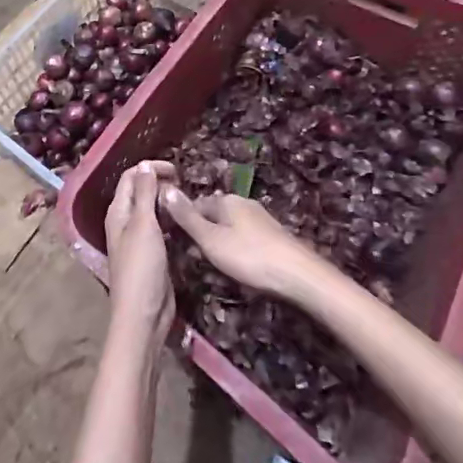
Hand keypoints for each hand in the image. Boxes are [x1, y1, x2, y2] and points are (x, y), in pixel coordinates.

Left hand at [105, 161, 174, 341]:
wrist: (144, 314)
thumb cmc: (141, 267)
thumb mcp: (143, 225)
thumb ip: (144, 194)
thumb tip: (145, 164)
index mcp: (118, 212)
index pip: (131, 177)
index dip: (151, 169)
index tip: (176, 170)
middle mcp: (125, 222)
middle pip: (141, 191)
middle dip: (161, 183)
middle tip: (184, 186)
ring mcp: (138, 238)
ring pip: (152, 209)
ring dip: (167, 201)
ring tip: (187, 200)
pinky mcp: (151, 252)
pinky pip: (161, 227)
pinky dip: (171, 219)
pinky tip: (185, 221)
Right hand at [159, 188, 326, 298]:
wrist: (296, 274)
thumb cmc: (248, 256)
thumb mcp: (210, 239)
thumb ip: (187, 217)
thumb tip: (165, 189)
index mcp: (225, 200)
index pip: (195, 204)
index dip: (182, 221)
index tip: (174, 242)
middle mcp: (242, 203)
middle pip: (213, 215)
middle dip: (201, 234)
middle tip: (193, 258)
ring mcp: (259, 218)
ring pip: (228, 227)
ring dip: (218, 243)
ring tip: (212, 265)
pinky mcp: (271, 234)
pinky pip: (243, 237)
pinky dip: (235, 249)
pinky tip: (236, 266)